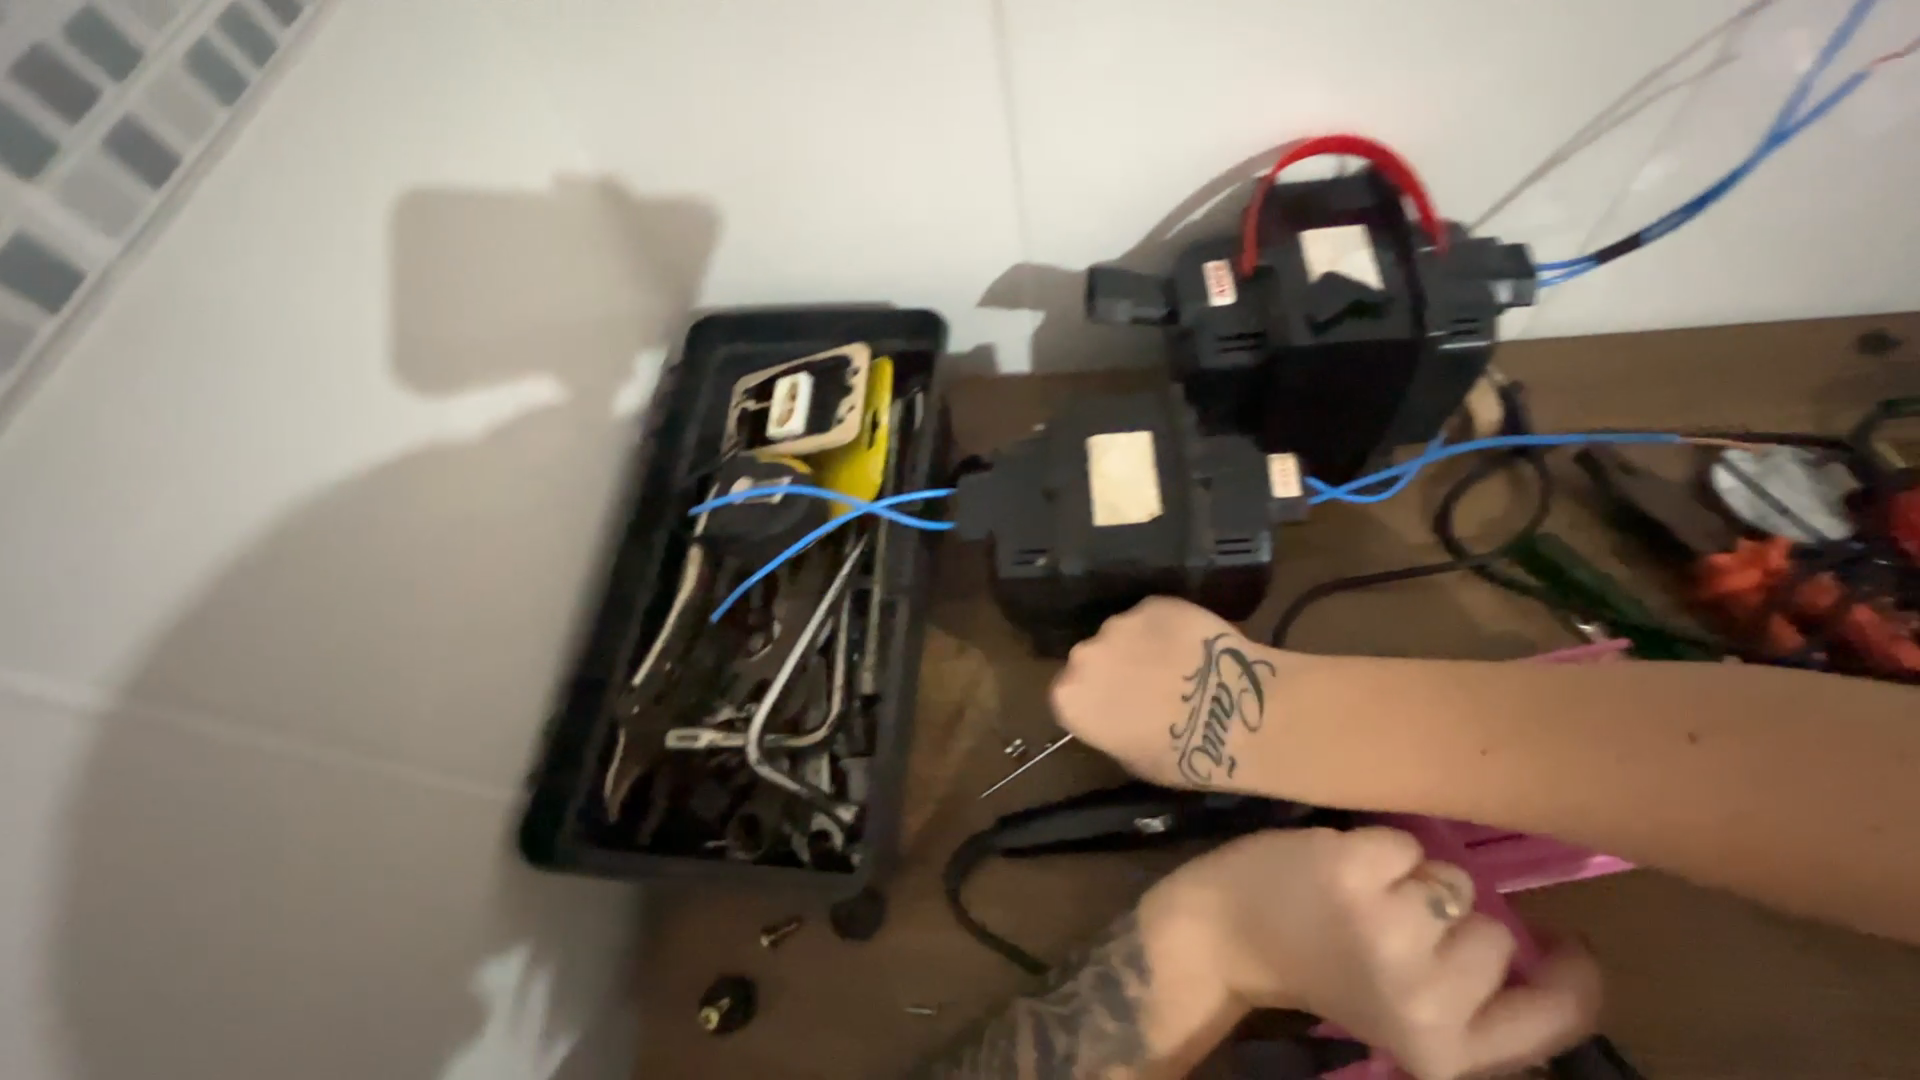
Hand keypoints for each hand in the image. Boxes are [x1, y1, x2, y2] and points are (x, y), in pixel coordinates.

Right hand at [1050, 596, 1276, 791]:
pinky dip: (1166, 630)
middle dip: (1112, 670)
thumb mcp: (1129, 759)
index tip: (1114, 710)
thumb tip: (1112, 717)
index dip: (1092, 702)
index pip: (1067, 696)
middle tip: (1146, 687)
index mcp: (1069, 698)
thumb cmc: (1182, 755)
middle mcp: (1084, 655)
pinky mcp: (1154, 603)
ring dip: (1139, 648)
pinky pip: (1152, 617)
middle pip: (1091, 660)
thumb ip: (1106, 729)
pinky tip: (1192, 647)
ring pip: (1122, 635)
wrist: (1234, 715)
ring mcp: (1119, 623)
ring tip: (1175, 666)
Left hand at [1162, 827, 1602, 1079]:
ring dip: (1412, 882)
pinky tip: (1335, 871)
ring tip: (1357, 900)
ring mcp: (1387, 931)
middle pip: (1496, 931)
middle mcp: (1426, 998)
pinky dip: (1373, 848)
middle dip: (1449, 921)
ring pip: (1453, 881)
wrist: (1219, 936)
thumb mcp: (1402, 1015)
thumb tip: (1548, 945)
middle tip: (1384, 931)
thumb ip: (1472, 997)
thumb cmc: (1315, 971)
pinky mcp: (1350, 872)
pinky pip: (1403, 843)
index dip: (1575, 979)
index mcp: (1446, 1049)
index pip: (1557, 1019)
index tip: (1565, 943)